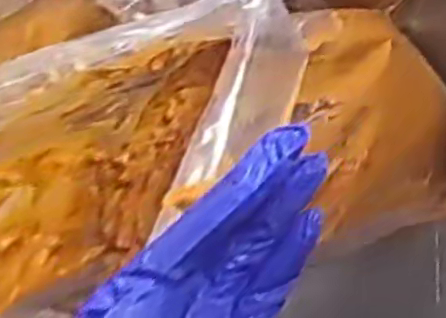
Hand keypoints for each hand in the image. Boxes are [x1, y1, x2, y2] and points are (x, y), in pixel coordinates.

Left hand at [79, 125, 326, 317]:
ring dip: (283, 215)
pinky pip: (258, 298)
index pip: (189, 237)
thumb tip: (229, 241)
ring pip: (244, 264)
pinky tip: (310, 227)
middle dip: (265, 193)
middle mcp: (163, 311)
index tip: (280, 144)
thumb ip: (159, 291)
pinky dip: (286, 262)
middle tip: (305, 146)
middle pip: (219, 242)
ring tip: (316, 171)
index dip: (237, 188)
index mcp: (130, 307)